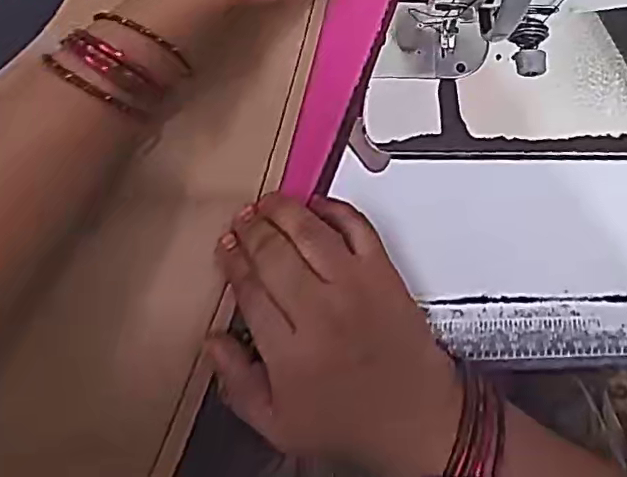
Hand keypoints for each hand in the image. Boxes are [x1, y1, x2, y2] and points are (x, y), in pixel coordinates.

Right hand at [208, 195, 462, 476]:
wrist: (413, 414)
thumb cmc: (350, 418)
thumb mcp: (279, 423)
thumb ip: (237, 384)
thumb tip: (214, 342)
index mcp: (290, 353)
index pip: (250, 290)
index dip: (233, 262)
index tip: (226, 248)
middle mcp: (321, 312)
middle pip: (274, 253)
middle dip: (252, 230)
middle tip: (242, 219)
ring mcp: (355, 285)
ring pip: (311, 231)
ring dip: (285, 210)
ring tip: (270, 203)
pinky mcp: (382, 270)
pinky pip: (356, 225)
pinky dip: (335, 208)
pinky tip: (317, 204)